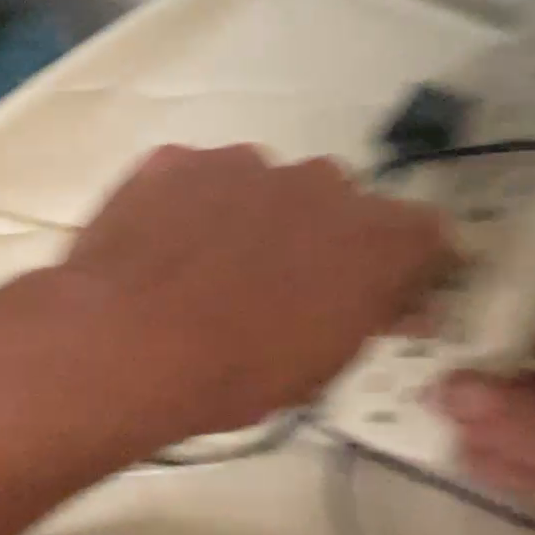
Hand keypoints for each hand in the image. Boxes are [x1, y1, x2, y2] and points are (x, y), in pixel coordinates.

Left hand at [54, 144, 449, 439]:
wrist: (122, 343)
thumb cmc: (229, 372)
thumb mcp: (317, 367)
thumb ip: (358, 317)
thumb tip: (385, 304)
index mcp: (379, 236)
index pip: (413, 238)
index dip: (387, 267)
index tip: (362, 293)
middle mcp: (319, 182)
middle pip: (326, 202)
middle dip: (303, 234)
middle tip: (259, 280)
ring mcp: (238, 164)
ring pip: (251, 183)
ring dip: (236, 213)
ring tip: (191, 264)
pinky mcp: (169, 161)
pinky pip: (184, 178)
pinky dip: (174, 203)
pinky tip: (148, 244)